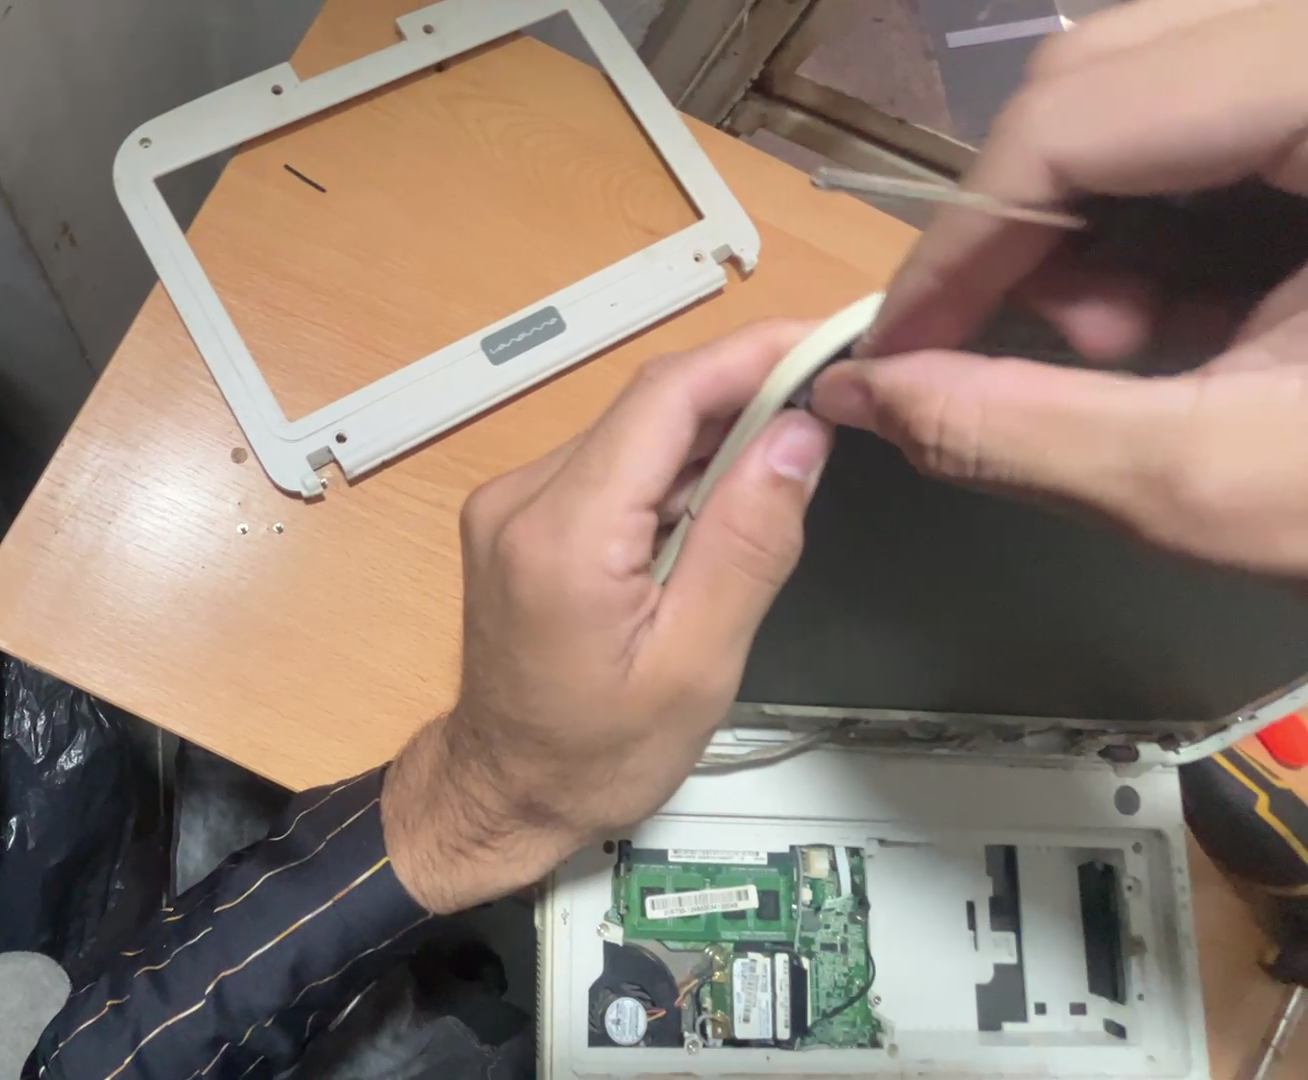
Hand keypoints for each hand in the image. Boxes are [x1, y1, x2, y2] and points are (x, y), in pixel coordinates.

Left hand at [383, 321, 834, 913]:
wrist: (501, 784)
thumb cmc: (598, 752)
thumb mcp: (697, 663)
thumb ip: (747, 541)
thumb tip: (799, 433)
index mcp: (562, 533)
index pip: (661, 400)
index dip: (749, 357)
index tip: (827, 343)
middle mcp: (517, 498)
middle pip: (640, 411)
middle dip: (734, 400)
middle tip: (823, 414)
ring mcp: (503, 506)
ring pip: (621, 437)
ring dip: (698, 445)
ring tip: (770, 479)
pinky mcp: (507, 521)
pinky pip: (596, 470)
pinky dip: (656, 477)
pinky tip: (697, 515)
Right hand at [813, 0, 1307, 580]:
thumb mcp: (1222, 481)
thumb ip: (1001, 432)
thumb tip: (848, 393)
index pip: (1076, 117)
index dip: (951, 248)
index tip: (892, 353)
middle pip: (1105, 70)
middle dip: (1019, 229)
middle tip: (1044, 342)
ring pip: (1148, 81)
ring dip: (1086, 223)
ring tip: (1138, 333)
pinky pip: (1218, 106)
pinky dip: (1162, 214)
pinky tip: (1203, 300)